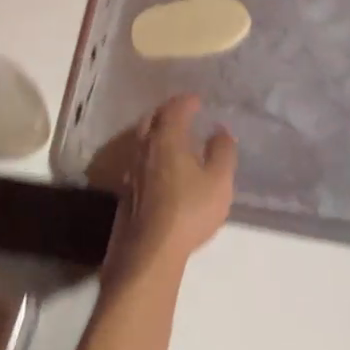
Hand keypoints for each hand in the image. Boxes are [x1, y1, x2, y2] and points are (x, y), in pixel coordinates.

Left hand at [108, 94, 236, 276]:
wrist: (149, 250)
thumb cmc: (189, 211)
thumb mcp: (219, 181)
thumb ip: (222, 152)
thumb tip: (221, 131)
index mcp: (166, 139)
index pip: (174, 110)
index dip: (186, 102)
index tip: (197, 100)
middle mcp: (143, 150)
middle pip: (150, 121)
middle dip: (166, 113)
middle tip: (181, 114)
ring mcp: (131, 172)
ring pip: (141, 143)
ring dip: (156, 135)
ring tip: (173, 140)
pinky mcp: (126, 193)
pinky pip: (139, 163)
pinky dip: (152, 157)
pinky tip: (161, 170)